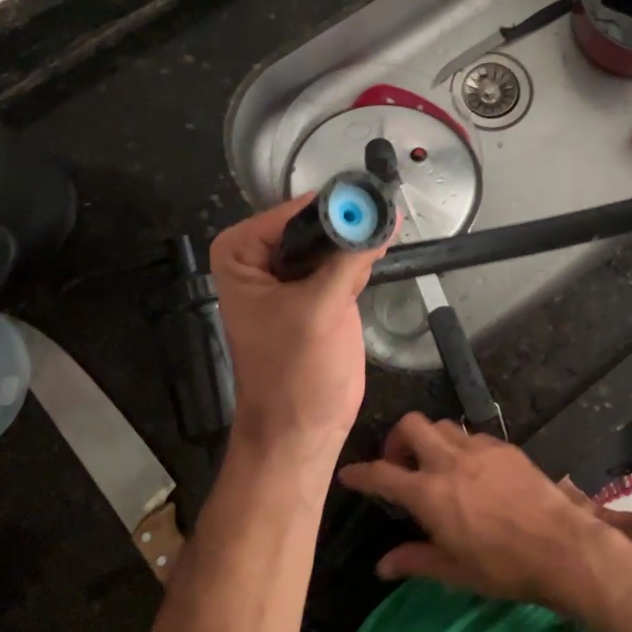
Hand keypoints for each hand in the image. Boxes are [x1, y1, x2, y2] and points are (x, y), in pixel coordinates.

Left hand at [209, 196, 390, 455]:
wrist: (302, 430)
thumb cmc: (294, 373)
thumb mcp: (320, 309)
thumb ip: (350, 257)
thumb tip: (383, 212)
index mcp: (241, 253)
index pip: (294, 212)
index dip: (333, 208)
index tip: (373, 201)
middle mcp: (262, 257)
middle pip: (314, 221)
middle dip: (350, 220)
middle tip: (387, 213)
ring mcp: (291, 275)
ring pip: (332, 238)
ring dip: (360, 235)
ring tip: (391, 224)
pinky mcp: (318, 292)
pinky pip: (344, 259)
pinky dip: (364, 255)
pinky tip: (384, 247)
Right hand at [338, 414, 614, 608]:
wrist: (559, 545)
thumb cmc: (501, 565)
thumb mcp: (453, 572)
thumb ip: (415, 560)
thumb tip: (383, 565)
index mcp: (429, 492)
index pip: (382, 474)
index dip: (360, 473)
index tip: (349, 473)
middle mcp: (449, 460)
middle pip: (411, 424)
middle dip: (397, 438)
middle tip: (400, 464)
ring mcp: (479, 448)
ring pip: (442, 425)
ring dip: (430, 439)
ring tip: (434, 465)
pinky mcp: (505, 446)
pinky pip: (472, 435)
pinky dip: (460, 445)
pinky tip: (471, 470)